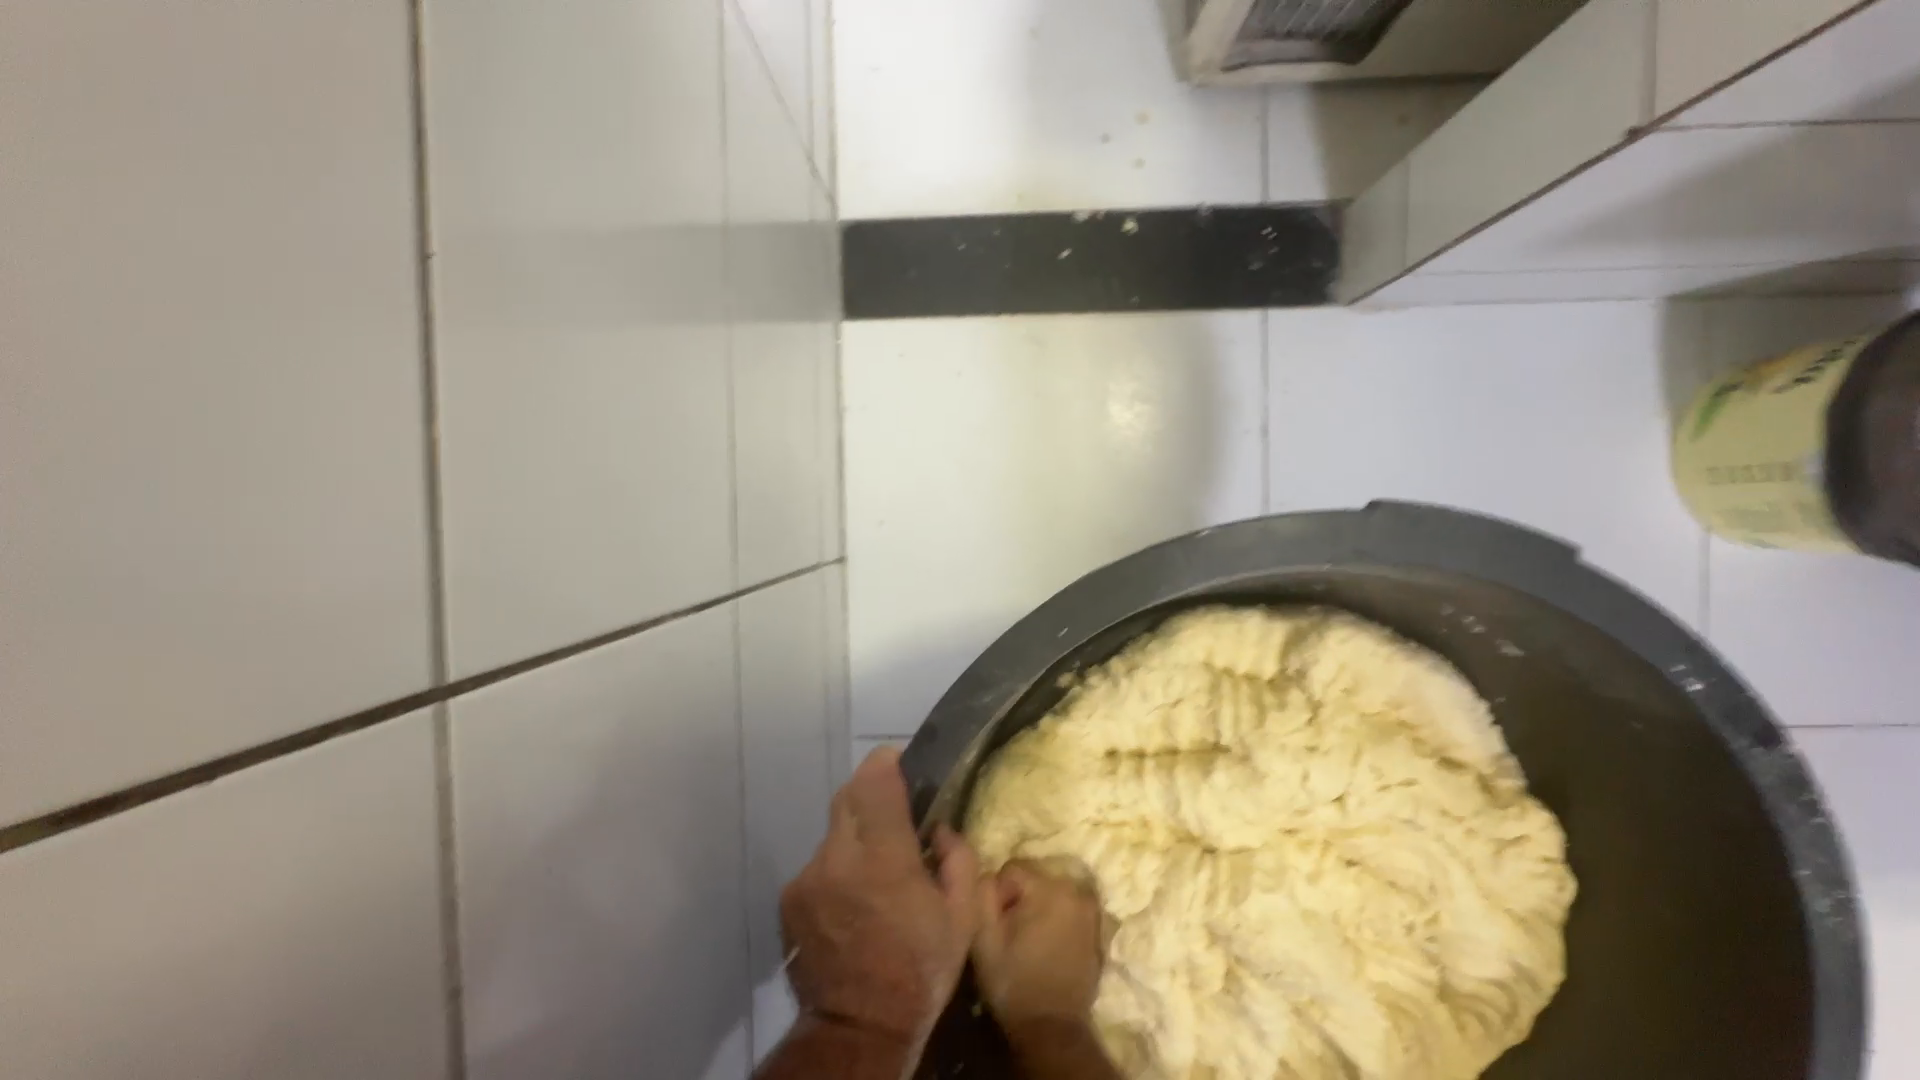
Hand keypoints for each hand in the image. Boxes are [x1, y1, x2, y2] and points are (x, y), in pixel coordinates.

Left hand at [779, 747, 981, 1050]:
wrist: (858, 1027)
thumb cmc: (919, 972)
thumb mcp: (961, 919)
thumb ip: (957, 860)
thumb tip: (939, 829)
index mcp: (884, 859)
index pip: (875, 781)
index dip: (887, 762)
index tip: (900, 762)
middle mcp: (838, 857)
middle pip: (847, 796)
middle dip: (871, 792)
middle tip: (894, 808)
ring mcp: (807, 878)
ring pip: (833, 832)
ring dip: (856, 835)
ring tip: (876, 869)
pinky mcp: (789, 899)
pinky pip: (818, 864)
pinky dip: (838, 867)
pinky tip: (853, 898)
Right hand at [971, 860, 1108, 1029]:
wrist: (1052, 1027)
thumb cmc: (1013, 982)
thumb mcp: (983, 938)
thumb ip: (983, 893)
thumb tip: (990, 876)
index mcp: (1048, 888)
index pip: (1012, 870)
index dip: (998, 896)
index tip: (997, 926)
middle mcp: (1076, 891)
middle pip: (1035, 879)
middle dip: (1020, 900)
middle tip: (1013, 935)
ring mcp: (1092, 911)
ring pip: (1053, 893)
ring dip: (1040, 908)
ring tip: (1032, 941)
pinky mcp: (1100, 930)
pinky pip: (1071, 911)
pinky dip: (1059, 920)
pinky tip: (1050, 946)